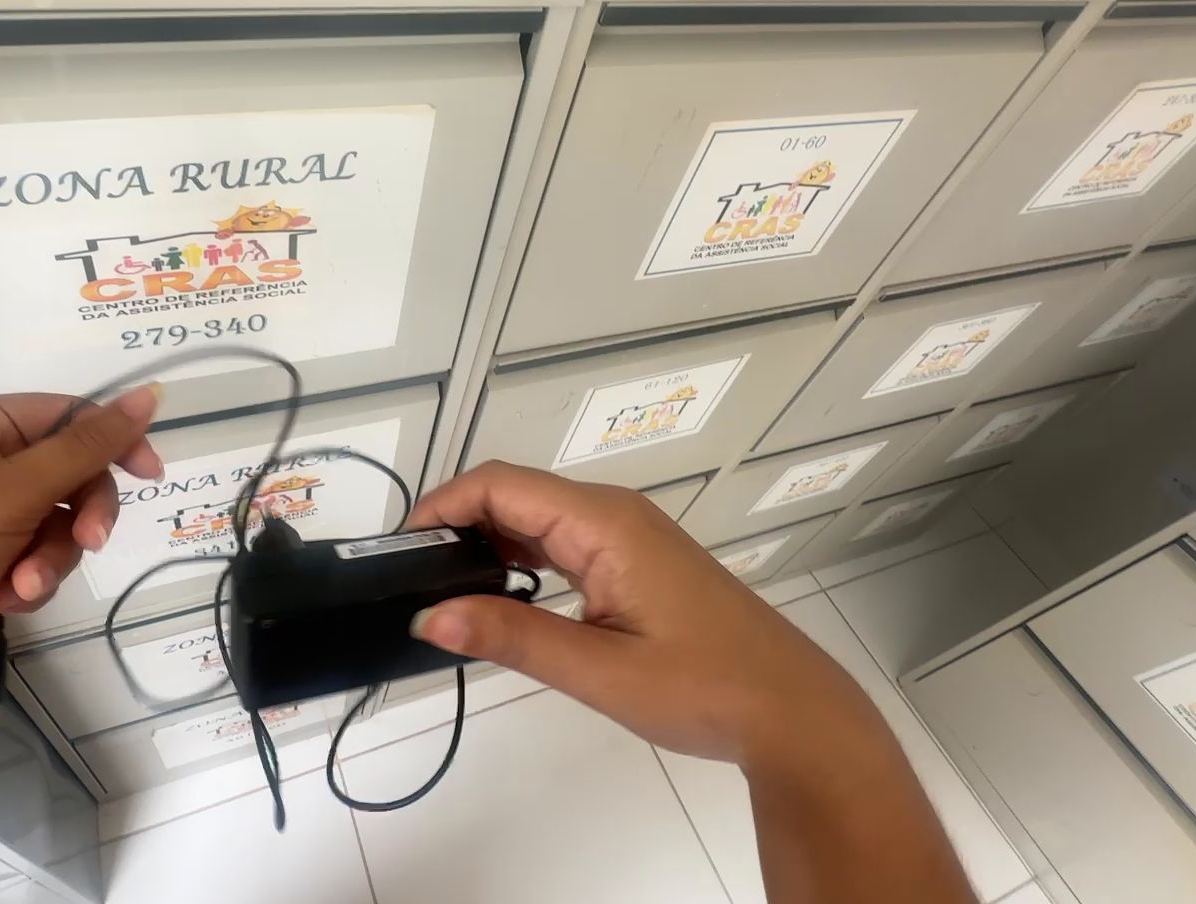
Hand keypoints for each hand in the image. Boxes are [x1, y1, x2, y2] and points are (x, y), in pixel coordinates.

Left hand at [0, 388, 162, 700]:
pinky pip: (37, 557)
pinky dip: (29, 580)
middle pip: (68, 473)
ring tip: (22, 587)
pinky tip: (2, 602)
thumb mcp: (12, 491)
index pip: (66, 416)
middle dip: (78, 515)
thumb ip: (88, 446)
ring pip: (58, 522)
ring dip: (52, 556)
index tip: (151, 474)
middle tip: (90, 542)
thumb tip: (150, 395)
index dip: (113, 441)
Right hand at [404, 462, 886, 765]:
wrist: (792, 711)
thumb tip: (429, 618)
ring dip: (489, 536)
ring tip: (447, 581)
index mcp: (602, 521)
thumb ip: (510, 637)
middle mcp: (611, 511)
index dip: (444, 504)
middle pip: (515, 491)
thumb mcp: (599, 670)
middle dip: (459, 520)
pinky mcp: (632, 553)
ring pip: (537, 513)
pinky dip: (521, 552)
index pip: (501, 485)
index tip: (403, 547)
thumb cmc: (704, 687)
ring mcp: (626, 530)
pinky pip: (561, 535)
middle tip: (416, 572)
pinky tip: (503, 586)